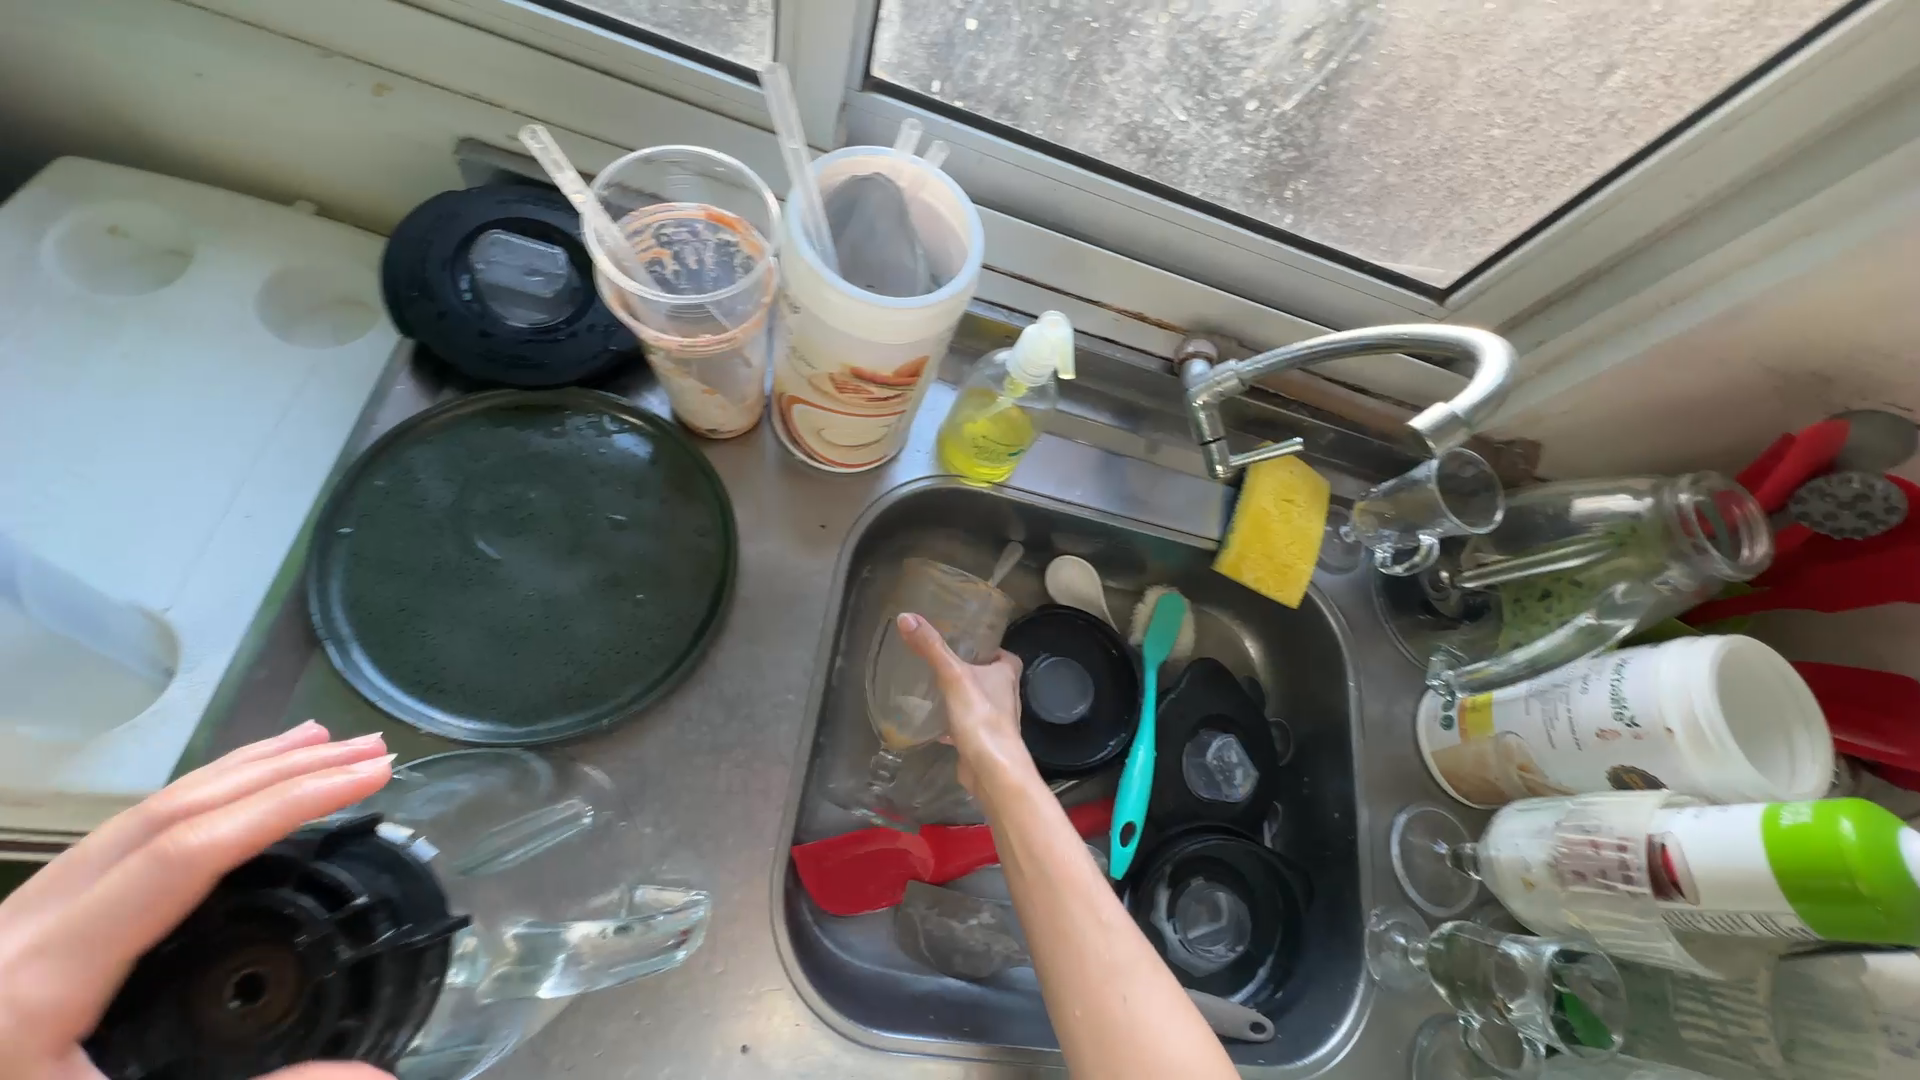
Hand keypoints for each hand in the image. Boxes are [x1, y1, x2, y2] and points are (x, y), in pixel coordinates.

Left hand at [0, 722, 396, 1079]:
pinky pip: (120, 842)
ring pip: (140, 817)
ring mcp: (12, 928)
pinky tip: (242, 790)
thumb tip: (381, 1079)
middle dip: (282, 772)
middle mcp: (16, 935)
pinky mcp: (21, 936)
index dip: (289, 802)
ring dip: (245, 773)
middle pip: (167, 816)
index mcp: (34, 983)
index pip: (186, 854)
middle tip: (373, 751)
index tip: (371, 777)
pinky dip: (199, 802)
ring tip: (328, 744)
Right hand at [895, 612, 1033, 794]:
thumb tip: (905, 616)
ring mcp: (994, 721)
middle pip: (988, 677)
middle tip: (942, 663)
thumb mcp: (952, 675)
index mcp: (1006, 675)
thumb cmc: (980, 717)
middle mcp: (1005, 696)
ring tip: (934, 689)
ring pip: (976, 702)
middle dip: (969, 671)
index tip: (967, 643)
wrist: (991, 769)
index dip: (989, 648)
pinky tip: (932, 724)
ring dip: (960, 697)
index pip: (1003, 654)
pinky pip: (965, 726)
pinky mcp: (981, 742)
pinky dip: (951, 724)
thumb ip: (931, 647)